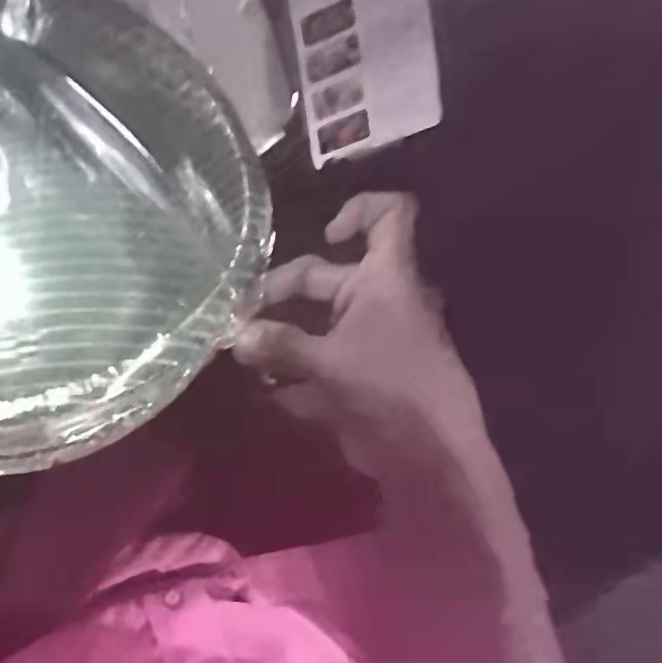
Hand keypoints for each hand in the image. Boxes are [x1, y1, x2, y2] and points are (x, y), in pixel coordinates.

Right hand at [231, 192, 481, 485]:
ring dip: (273, 336)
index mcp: (383, 279)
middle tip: (236, 319)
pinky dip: (283, 373)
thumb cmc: (391, 387)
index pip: (387, 218)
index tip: (324, 237)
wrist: (426, 451)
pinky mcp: (348, 377)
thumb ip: (281, 346)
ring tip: (238, 352)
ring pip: (307, 325)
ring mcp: (358, 341)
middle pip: (318, 280)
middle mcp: (371, 302)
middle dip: (274, 296)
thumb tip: (235, 337)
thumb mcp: (331, 361)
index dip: (357, 211)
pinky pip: (308, 365)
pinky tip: (256, 385)